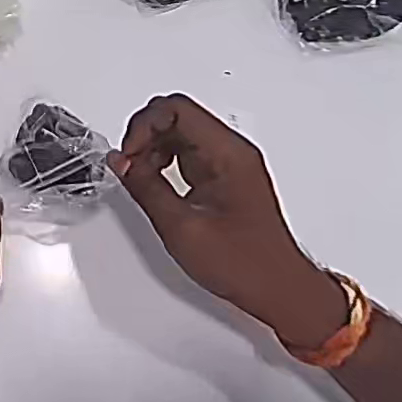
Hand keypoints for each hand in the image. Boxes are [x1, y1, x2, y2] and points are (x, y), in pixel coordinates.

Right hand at [107, 94, 345, 349]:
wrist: (282, 291)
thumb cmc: (245, 264)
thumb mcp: (181, 227)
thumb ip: (145, 187)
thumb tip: (119, 161)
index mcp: (228, 155)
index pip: (177, 109)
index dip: (143, 125)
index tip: (129, 153)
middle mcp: (231, 151)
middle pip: (175, 114)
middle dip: (144, 134)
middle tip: (129, 163)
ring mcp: (228, 161)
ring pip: (177, 129)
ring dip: (150, 146)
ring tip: (139, 176)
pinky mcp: (222, 173)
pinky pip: (183, 149)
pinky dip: (160, 158)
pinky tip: (153, 181)